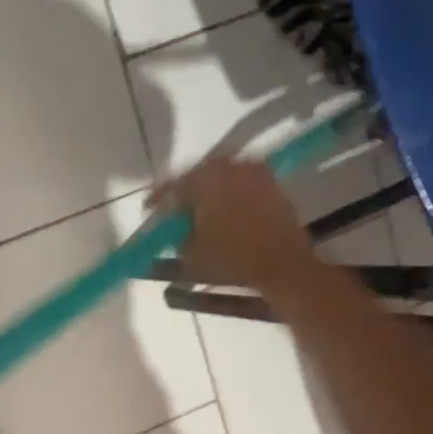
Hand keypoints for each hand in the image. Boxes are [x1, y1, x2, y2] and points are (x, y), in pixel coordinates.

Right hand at [153, 157, 316, 289]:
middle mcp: (229, 168)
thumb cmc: (233, 259)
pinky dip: (231, 191)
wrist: (284, 264)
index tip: (149, 209)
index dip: (159, 198)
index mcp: (205, 181)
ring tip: (202, 207)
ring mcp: (253, 173)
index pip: (174, 185)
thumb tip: (171, 227)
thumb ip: (175, 234)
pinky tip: (227, 208)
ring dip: (209, 188)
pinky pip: (243, 180)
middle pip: (198, 173)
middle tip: (177, 207)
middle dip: (186, 189)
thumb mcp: (192, 251)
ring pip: (222, 174)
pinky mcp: (272, 184)